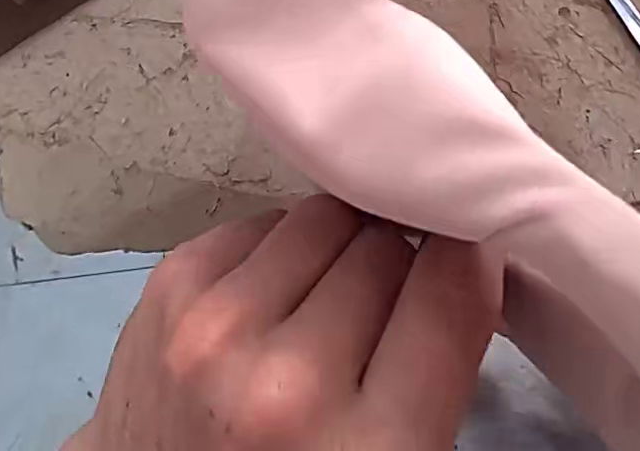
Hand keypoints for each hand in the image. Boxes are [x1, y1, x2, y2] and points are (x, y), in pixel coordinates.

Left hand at [68, 196, 499, 450]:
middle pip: (387, 239)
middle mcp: (288, 385)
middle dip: (397, 256)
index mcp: (371, 446)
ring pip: (331, 211)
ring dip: (340, 242)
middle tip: (382, 298)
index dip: (466, 252)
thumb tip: (468, 242)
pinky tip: (270, 295)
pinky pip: (268, 218)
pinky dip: (282, 245)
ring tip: (323, 293)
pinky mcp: (170, 289)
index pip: (454, 278)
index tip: (461, 252)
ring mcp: (216, 330)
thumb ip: (444, 351)